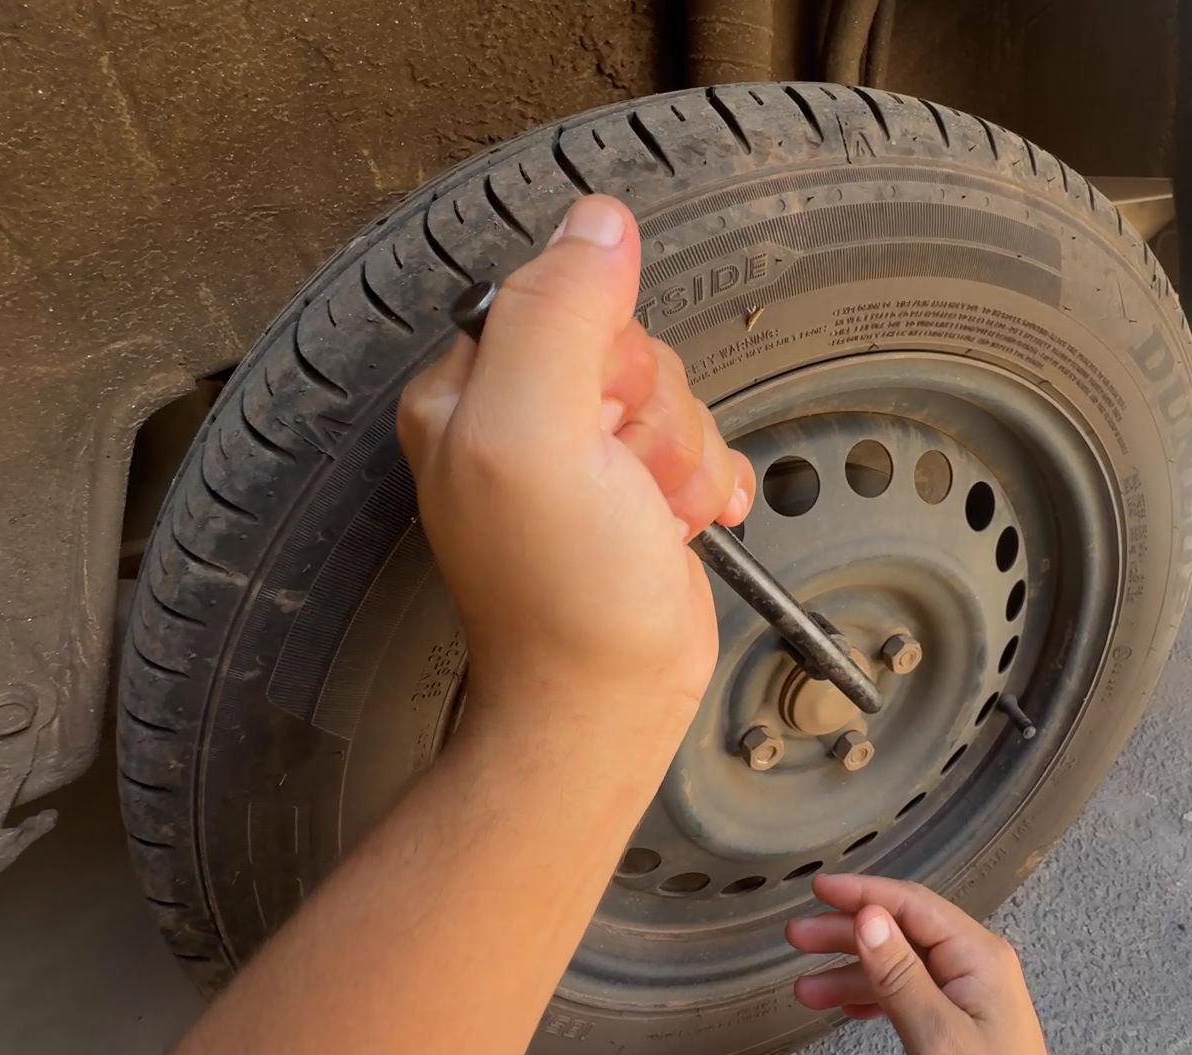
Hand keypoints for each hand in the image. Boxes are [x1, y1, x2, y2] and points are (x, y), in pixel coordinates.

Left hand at [398, 195, 755, 730]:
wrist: (612, 695)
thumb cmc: (568, 591)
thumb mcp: (540, 439)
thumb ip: (559, 319)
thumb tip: (600, 221)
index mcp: (479, 388)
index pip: (570, 302)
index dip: (612, 361)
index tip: (603, 428)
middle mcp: (530, 416)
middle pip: (635, 353)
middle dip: (657, 419)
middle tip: (630, 482)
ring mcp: (591, 457)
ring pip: (678, 400)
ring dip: (688, 459)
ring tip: (657, 516)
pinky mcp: (641, 492)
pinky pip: (704, 445)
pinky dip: (712, 482)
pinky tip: (692, 522)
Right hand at [786, 875, 1052, 1054]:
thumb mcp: (938, 1038)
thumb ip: (901, 975)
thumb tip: (869, 916)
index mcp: (978, 956)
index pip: (912, 904)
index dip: (863, 892)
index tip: (821, 888)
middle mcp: (973, 967)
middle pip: (900, 931)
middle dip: (846, 932)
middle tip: (799, 935)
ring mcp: (965, 997)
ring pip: (896, 966)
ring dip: (849, 971)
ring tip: (805, 986)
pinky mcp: (955, 1025)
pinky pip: (904, 996)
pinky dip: (869, 998)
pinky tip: (843, 1006)